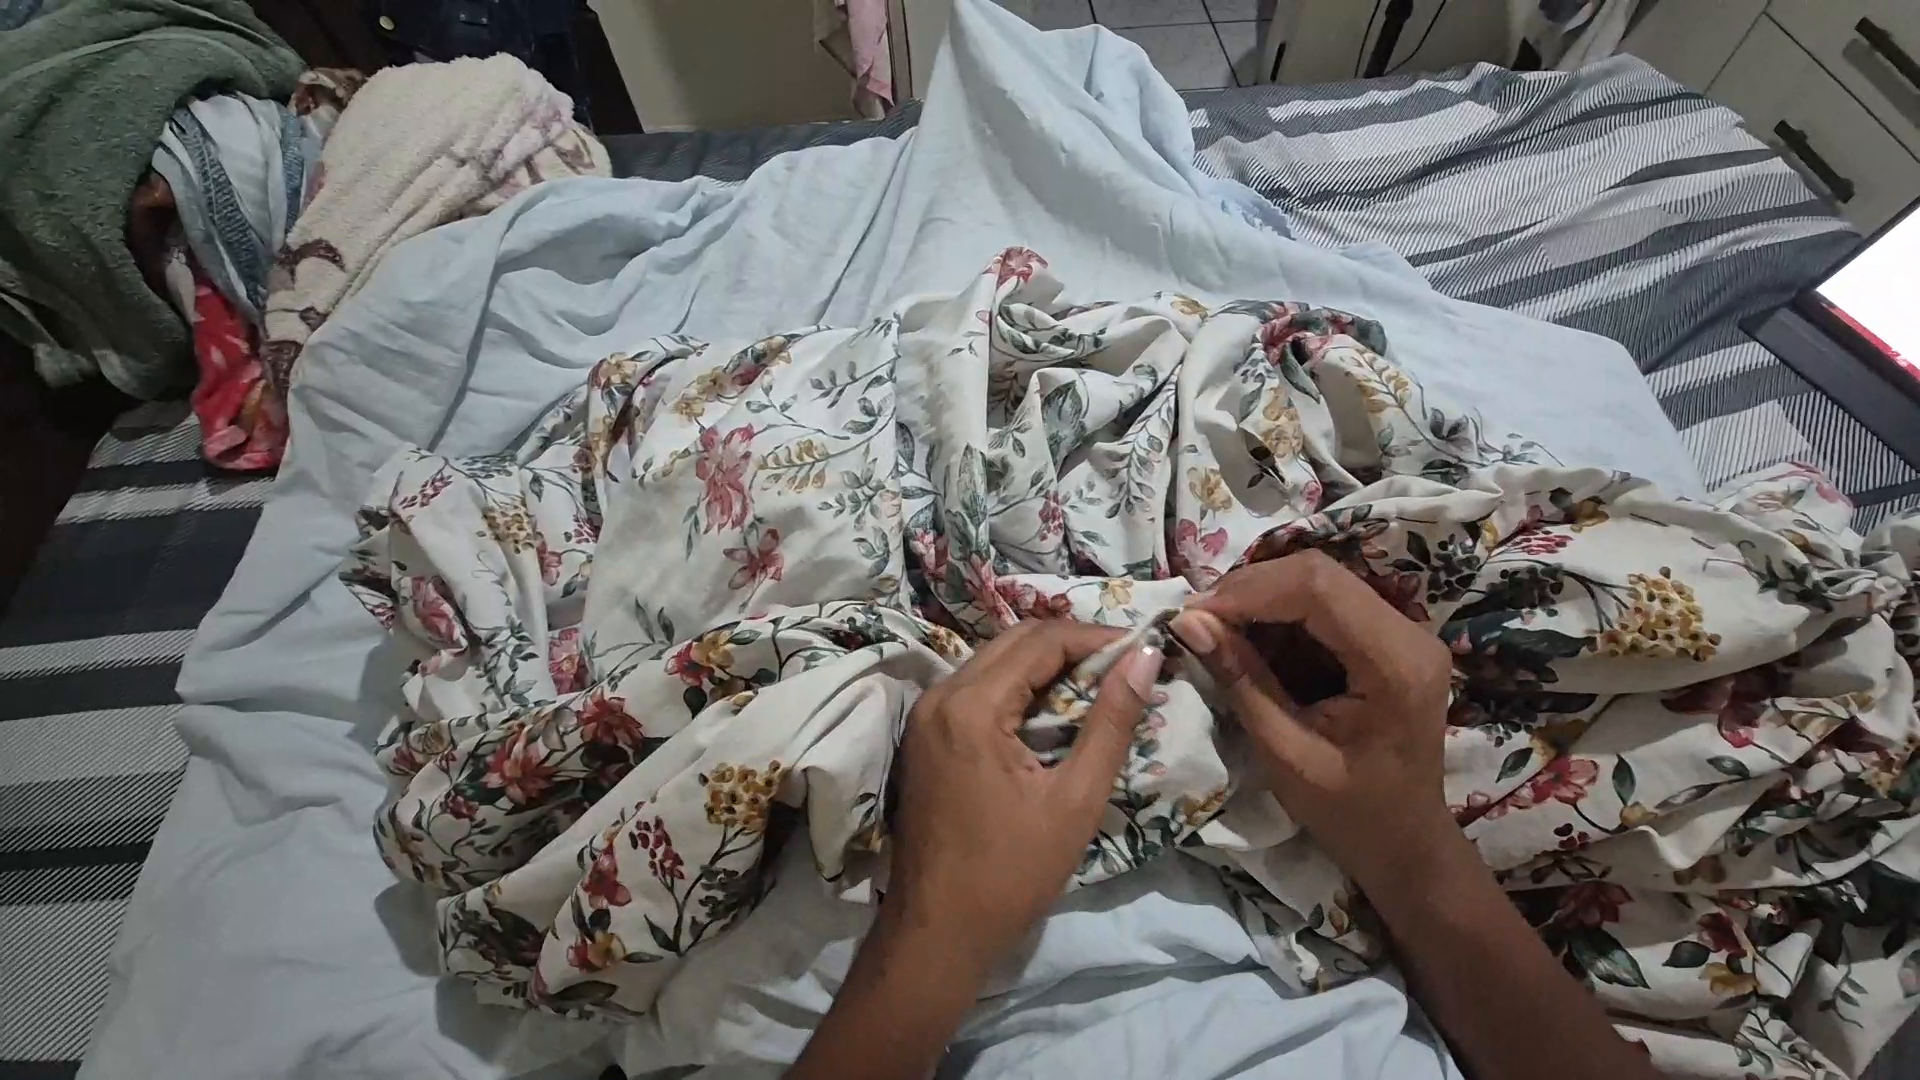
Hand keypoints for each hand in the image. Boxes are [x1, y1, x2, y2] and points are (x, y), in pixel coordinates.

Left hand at [885, 620, 1162, 970]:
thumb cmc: (1011, 872)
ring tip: (1095, 685)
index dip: (1094, 638)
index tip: (1140, 649)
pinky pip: (975, 687)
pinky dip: (1016, 686)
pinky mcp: (924, 733)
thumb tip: (1145, 658)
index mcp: (972, 705)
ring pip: (992, 660)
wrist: (936, 931)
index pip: (1040, 641)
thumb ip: (1111, 722)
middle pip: (1013, 641)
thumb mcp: (1075, 799)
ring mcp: (926, 713)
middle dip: (1070, 645)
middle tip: (1121, 666)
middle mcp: (941, 694)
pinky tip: (1050, 710)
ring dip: (1043, 664)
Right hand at [1170, 550, 1458, 892]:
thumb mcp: (1284, 751)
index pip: (1317, 588)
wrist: (1403, 842)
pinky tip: (1247, 641)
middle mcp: (1408, 632)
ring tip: (1216, 631)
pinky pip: (1320, 601)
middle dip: (1248, 590)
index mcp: (1395, 663)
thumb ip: (1240, 680)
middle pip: (1316, 574)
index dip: (1249, 590)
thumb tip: (1187, 621)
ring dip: (1257, 599)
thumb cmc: (1348, 811)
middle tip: (1199, 621)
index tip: (1194, 615)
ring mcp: (1400, 630)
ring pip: (1315, 581)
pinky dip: (1274, 613)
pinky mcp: (1383, 635)